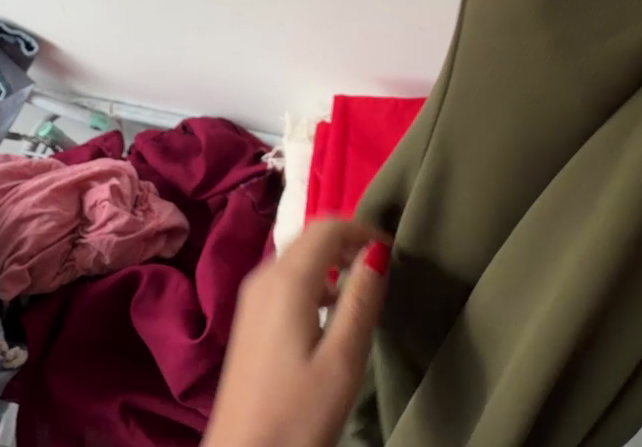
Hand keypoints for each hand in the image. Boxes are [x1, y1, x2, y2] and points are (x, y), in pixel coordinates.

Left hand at [203, 220, 390, 446]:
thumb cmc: (298, 414)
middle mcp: (263, 276)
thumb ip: (361, 300)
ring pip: (297, 256)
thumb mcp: (342, 360)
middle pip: (310, 236)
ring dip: (331, 259)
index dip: (363, 230)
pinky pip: (286, 278)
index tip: (393, 251)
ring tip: (362, 287)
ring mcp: (251, 297)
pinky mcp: (248, 319)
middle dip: (348, 241)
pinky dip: (314, 278)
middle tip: (381, 266)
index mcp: (287, 280)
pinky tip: (330, 310)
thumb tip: (377, 251)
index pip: (328, 226)